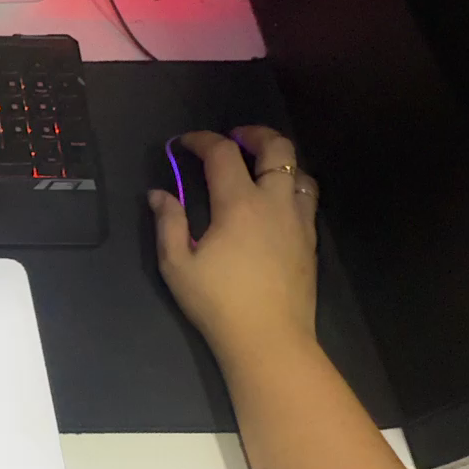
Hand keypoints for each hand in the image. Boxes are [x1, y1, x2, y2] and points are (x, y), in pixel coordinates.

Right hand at [149, 126, 319, 362]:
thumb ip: (168, 224)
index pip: (222, 154)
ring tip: (258, 165)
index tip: (184, 143)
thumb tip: (159, 194)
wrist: (266, 335)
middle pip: (276, 148)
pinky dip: (291, 183)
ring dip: (277, 158)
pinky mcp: (309, 237)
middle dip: (253, 134)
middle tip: (233, 137)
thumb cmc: (215, 301)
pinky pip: (306, 195)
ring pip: (298, 169)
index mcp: (237, 204)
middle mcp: (274, 201)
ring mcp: (298, 218)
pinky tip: (276, 199)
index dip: (202, 141)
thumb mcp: (176, 265)